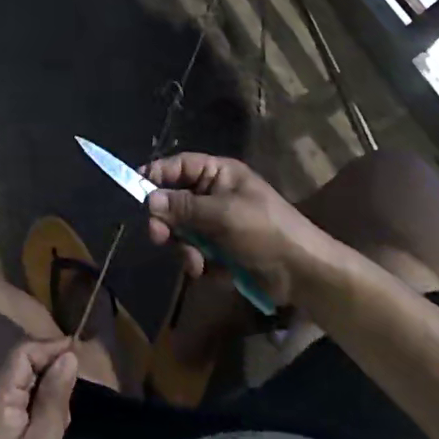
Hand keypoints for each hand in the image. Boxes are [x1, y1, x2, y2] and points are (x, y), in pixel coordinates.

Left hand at [0, 339, 77, 438]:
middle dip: (48, 373)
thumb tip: (69, 357)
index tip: (78, 352)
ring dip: (43, 393)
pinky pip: (12, 404)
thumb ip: (54, 400)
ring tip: (62, 418)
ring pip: (18, 385)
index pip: (22, 353)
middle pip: (19, 367)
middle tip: (71, 399)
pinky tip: (47, 428)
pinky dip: (32, 408)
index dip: (50, 348)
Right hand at [145, 153, 336, 304]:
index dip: (157, 175)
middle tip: (159, 237)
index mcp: (219, 175)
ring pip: (182, 231)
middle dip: (168, 221)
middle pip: (174, 201)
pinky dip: (200, 264)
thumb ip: (184, 207)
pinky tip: (212, 273)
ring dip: (185, 249)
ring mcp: (217, 224)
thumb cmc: (265, 230)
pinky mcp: (221, 251)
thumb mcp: (223, 214)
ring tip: (197, 264)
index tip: (135, 189)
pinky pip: (196, 253)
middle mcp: (215, 195)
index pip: (179, 166)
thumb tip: (149, 199)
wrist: (303, 272)